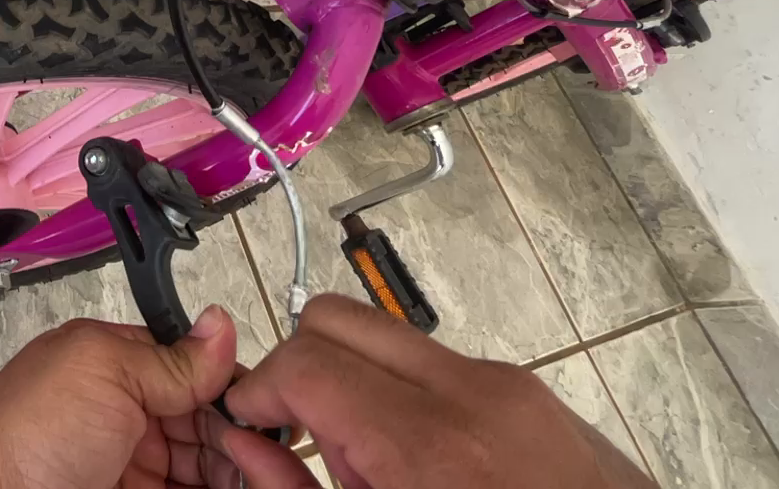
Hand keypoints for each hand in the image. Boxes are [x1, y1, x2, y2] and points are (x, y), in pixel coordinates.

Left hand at [0, 305, 247, 488]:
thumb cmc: (36, 431)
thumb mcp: (102, 370)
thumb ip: (168, 358)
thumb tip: (220, 322)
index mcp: (111, 365)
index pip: (186, 365)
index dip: (226, 382)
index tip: (265, 405)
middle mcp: (127, 414)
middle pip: (205, 419)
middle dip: (242, 432)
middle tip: (274, 450)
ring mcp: (137, 465)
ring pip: (208, 465)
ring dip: (243, 468)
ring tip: (269, 473)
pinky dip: (227, 488)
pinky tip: (252, 485)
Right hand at [203, 294, 654, 488]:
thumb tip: (243, 438)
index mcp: (436, 449)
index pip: (304, 361)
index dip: (261, 386)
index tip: (251, 420)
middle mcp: (473, 393)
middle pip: (332, 317)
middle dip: (299, 363)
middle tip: (310, 432)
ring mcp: (511, 385)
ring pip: (378, 331)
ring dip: (349, 374)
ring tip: (374, 455)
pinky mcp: (536, 391)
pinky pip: (430, 359)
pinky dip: (399, 389)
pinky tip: (425, 461)